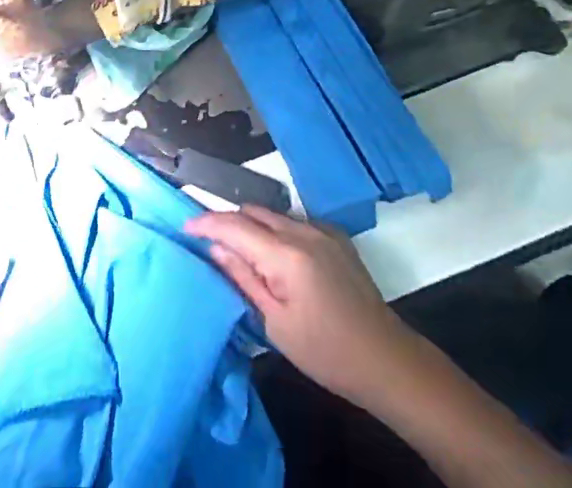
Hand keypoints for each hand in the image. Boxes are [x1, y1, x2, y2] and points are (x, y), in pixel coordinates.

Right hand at [184, 205, 415, 408]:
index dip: (206, 222)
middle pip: (253, 212)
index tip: (184, 227)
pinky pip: (295, 223)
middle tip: (210, 245)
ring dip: (253, 227)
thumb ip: (243, 278)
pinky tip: (276, 259)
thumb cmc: (325, 351)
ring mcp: (324, 232)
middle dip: (228, 223)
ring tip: (241, 254)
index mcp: (286, 255)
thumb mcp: (274, 322)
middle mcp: (304, 232)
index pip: (235, 225)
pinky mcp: (337, 238)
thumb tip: (216, 248)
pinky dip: (277, 231)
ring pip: (274, 215)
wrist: (386, 359)